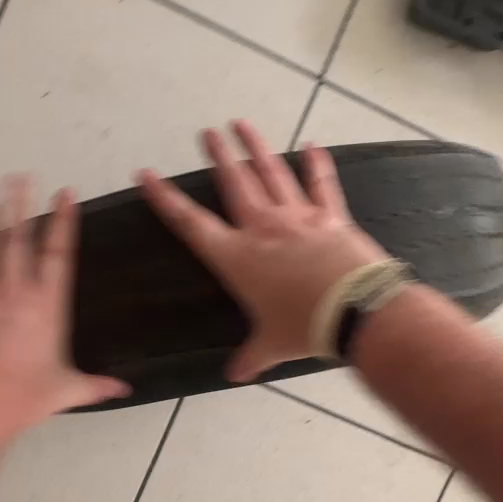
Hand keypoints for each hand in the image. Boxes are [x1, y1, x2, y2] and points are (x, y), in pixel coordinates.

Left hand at [0, 175, 129, 433]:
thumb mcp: (65, 391)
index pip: (57, 252)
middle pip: (17, 239)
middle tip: (19, 177)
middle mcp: (13, 294)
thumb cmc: (21, 398)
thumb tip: (124, 391)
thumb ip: (95, 386)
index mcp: (46, 305)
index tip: (65, 193)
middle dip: (19, 205)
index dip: (63, 220)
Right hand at [137, 120, 388, 381]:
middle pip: (233, 184)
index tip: (146, 175)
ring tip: (242, 125)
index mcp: (237, 257)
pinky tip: (313, 145)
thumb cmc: (305, 328)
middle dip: (218, 156)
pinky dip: (317, 164)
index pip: (191, 224)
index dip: (165, 199)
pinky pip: (322, 183)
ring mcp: (298, 217)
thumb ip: (250, 357)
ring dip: (256, 149)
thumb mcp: (272, 345)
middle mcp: (263, 228)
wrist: (357, 312)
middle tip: (206, 132)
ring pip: (272, 174)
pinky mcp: (331, 215)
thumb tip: (234, 376)